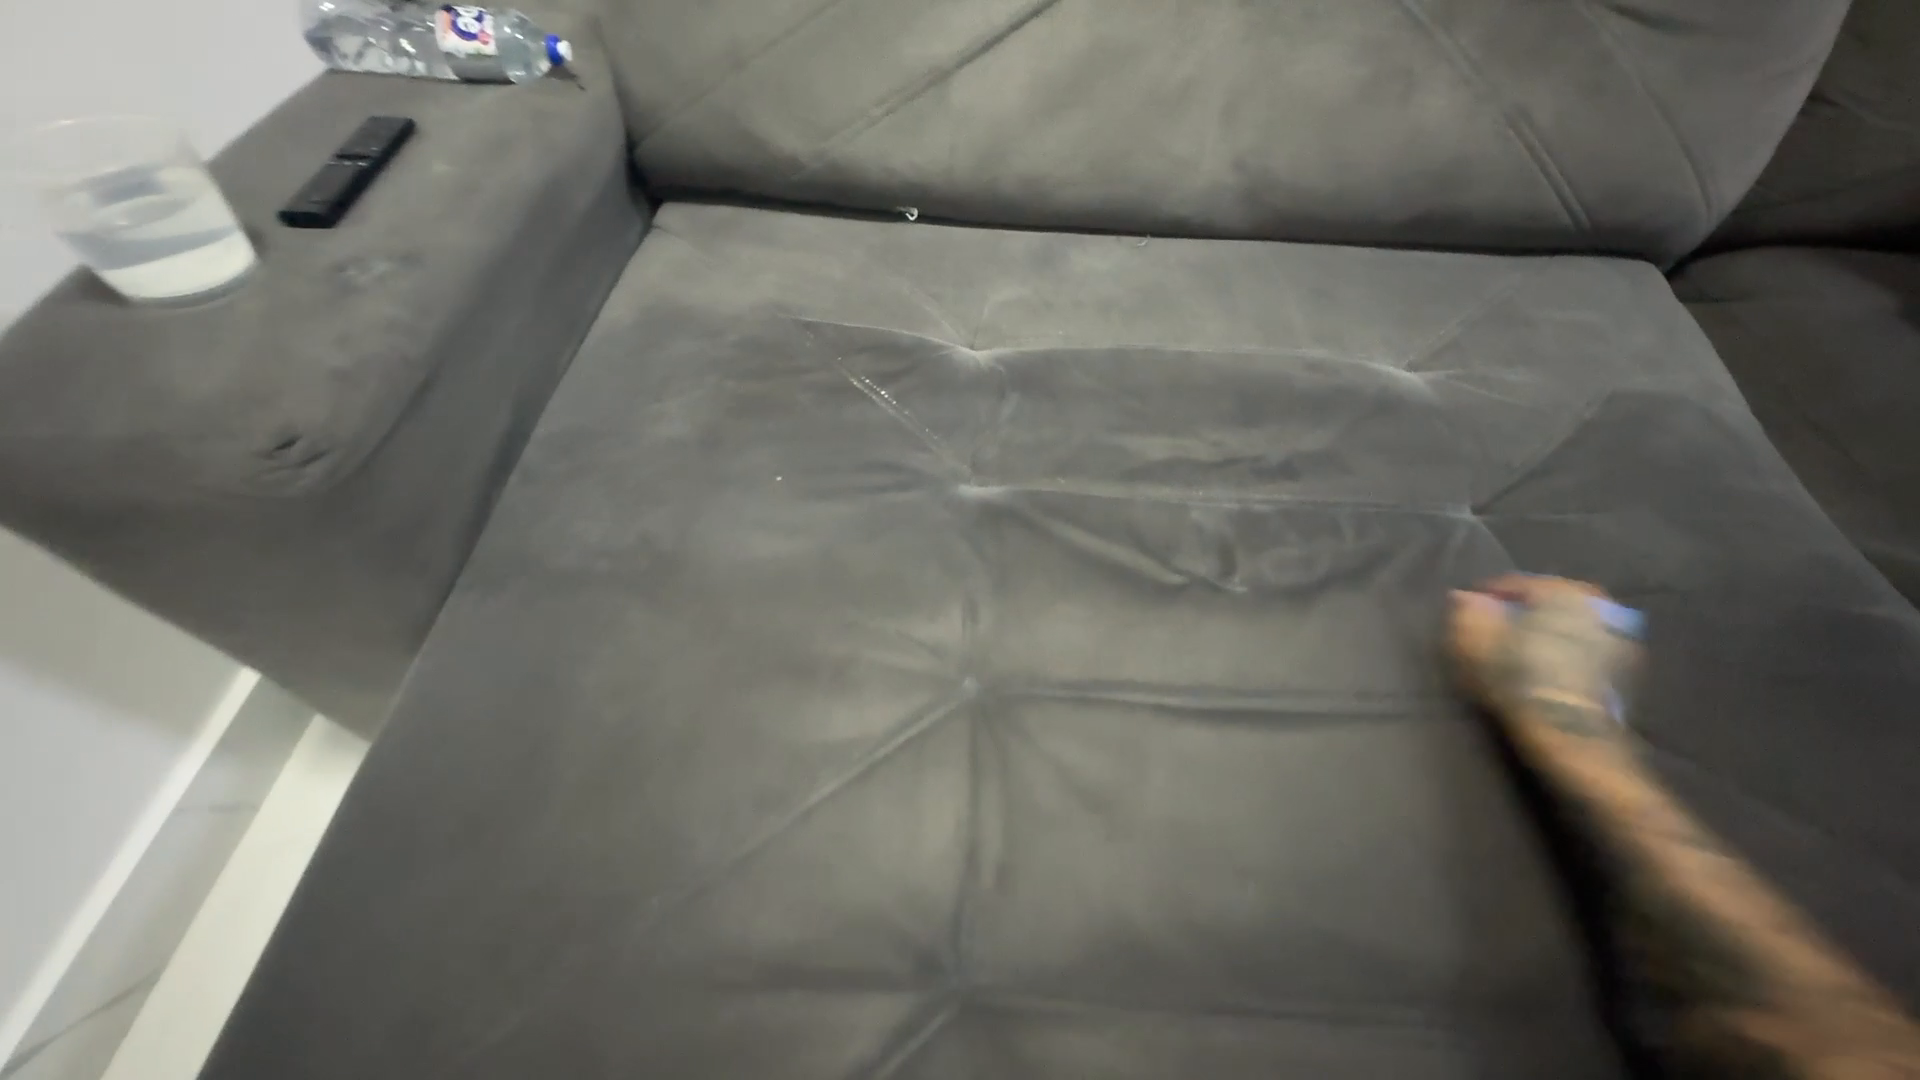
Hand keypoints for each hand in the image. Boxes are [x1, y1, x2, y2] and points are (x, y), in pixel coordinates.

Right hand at [1447, 574, 1640, 747]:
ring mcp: (1616, 631)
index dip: (1487, 595)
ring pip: (1572, 619)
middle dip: (1524, 608)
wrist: (1567, 725)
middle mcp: (1593, 602)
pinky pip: (1589, 641)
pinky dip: (1570, 644)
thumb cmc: (1515, 676)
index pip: (1514, 583)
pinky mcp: (1627, 661)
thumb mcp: (1473, 643)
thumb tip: (1464, 596)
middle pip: (1549, 598)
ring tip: (1526, 643)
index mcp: (1557, 590)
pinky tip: (1551, 660)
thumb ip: (1467, 613)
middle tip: (1500, 625)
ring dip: (1549, 625)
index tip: (1469, 610)